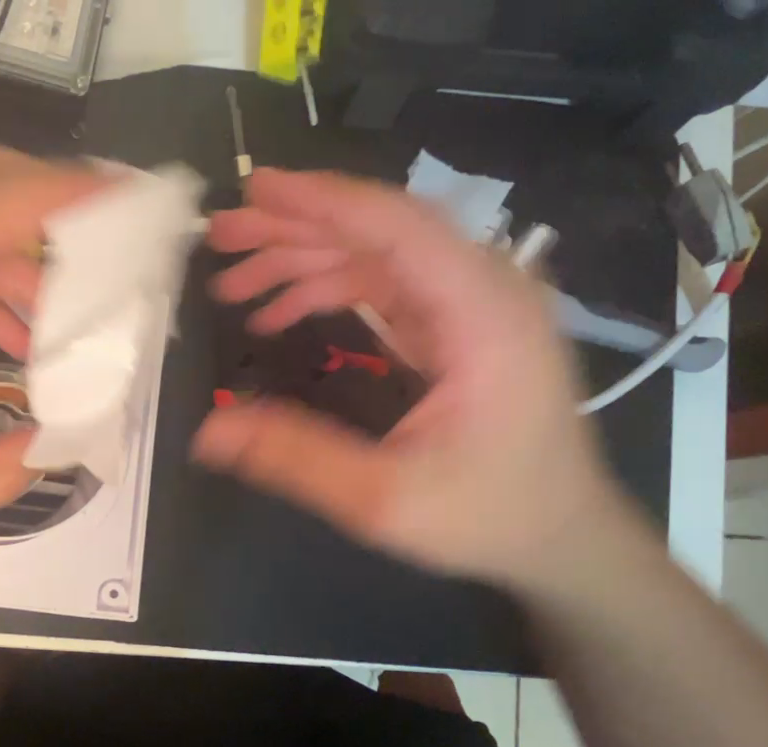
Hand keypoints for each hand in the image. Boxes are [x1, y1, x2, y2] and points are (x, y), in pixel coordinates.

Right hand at [192, 167, 636, 589]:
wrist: (561, 535)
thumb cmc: (488, 515)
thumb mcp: (383, 499)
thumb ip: (295, 459)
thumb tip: (207, 432)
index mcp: (483, 316)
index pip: (399, 230)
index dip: (323, 203)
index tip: (255, 190)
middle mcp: (484, 292)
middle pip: (382, 231)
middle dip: (295, 228)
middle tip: (219, 236)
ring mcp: (472, 306)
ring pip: (377, 254)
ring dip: (302, 259)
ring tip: (230, 281)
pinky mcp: (457, 326)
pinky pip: (384, 286)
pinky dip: (326, 290)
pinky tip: (276, 314)